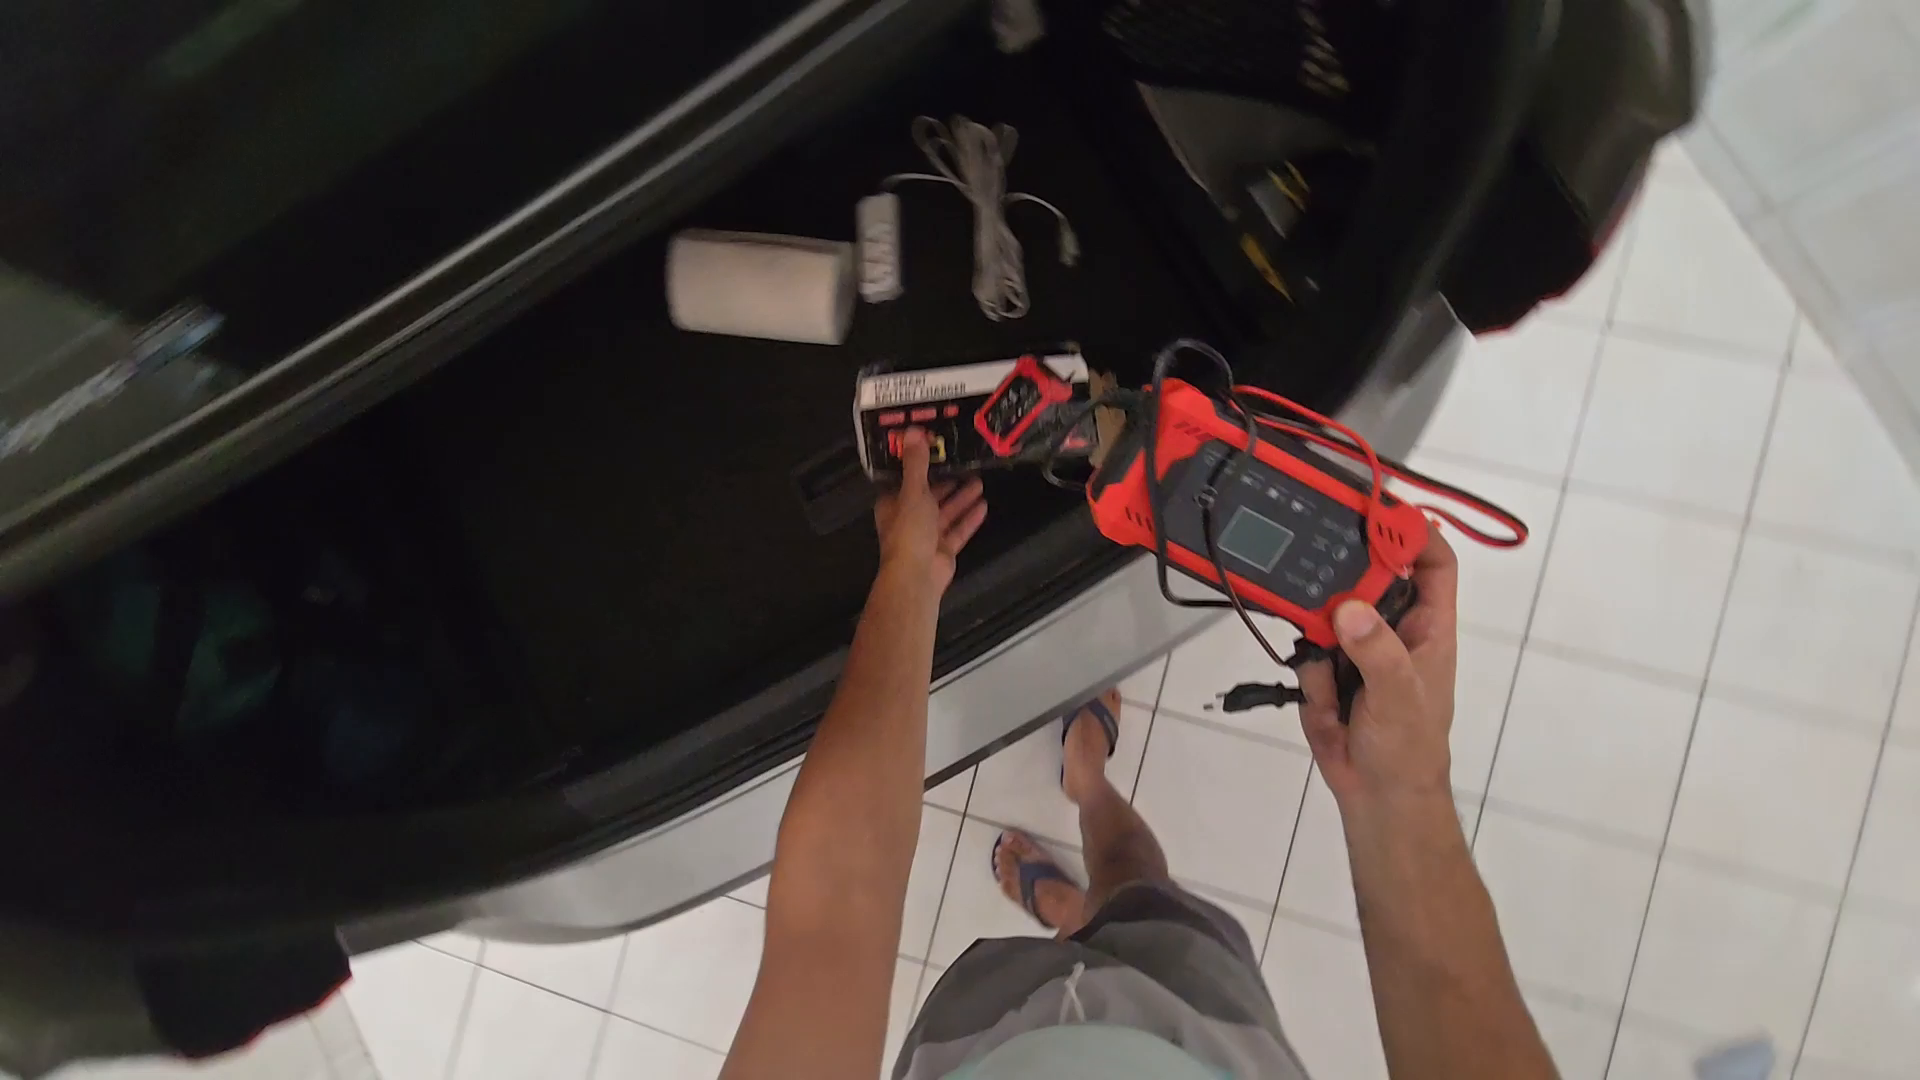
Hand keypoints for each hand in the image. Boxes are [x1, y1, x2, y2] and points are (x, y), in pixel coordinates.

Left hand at [873, 429, 987, 594]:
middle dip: (947, 481)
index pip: (907, 479)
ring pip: (946, 512)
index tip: (937, 449)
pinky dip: (969, 518)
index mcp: (894, 503)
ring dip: (961, 497)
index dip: (920, 465)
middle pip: (930, 495)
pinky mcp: (944, 549)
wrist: (917, 575)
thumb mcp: (912, 491)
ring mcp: (927, 536)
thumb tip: (912, 431)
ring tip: (979, 480)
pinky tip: (983, 506)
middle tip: (966, 464)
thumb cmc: (909, 531)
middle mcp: (909, 518)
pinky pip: (958, 530)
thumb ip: (916, 463)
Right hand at [1296, 526, 1458, 812]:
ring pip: (1325, 608)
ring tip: (1329, 668)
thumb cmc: (1408, 745)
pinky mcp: (1321, 664)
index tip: (1375, 508)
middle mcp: (1388, 625)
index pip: (1429, 562)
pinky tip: (1325, 701)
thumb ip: (1377, 652)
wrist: (1374, 792)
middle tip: (1314, 561)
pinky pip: (1305, 646)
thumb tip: (1347, 607)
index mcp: (1426, 625)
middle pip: (1365, 575)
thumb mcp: (1401, 698)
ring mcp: (1352, 644)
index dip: (1411, 530)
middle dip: (1342, 572)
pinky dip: (1309, 669)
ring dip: (1318, 629)